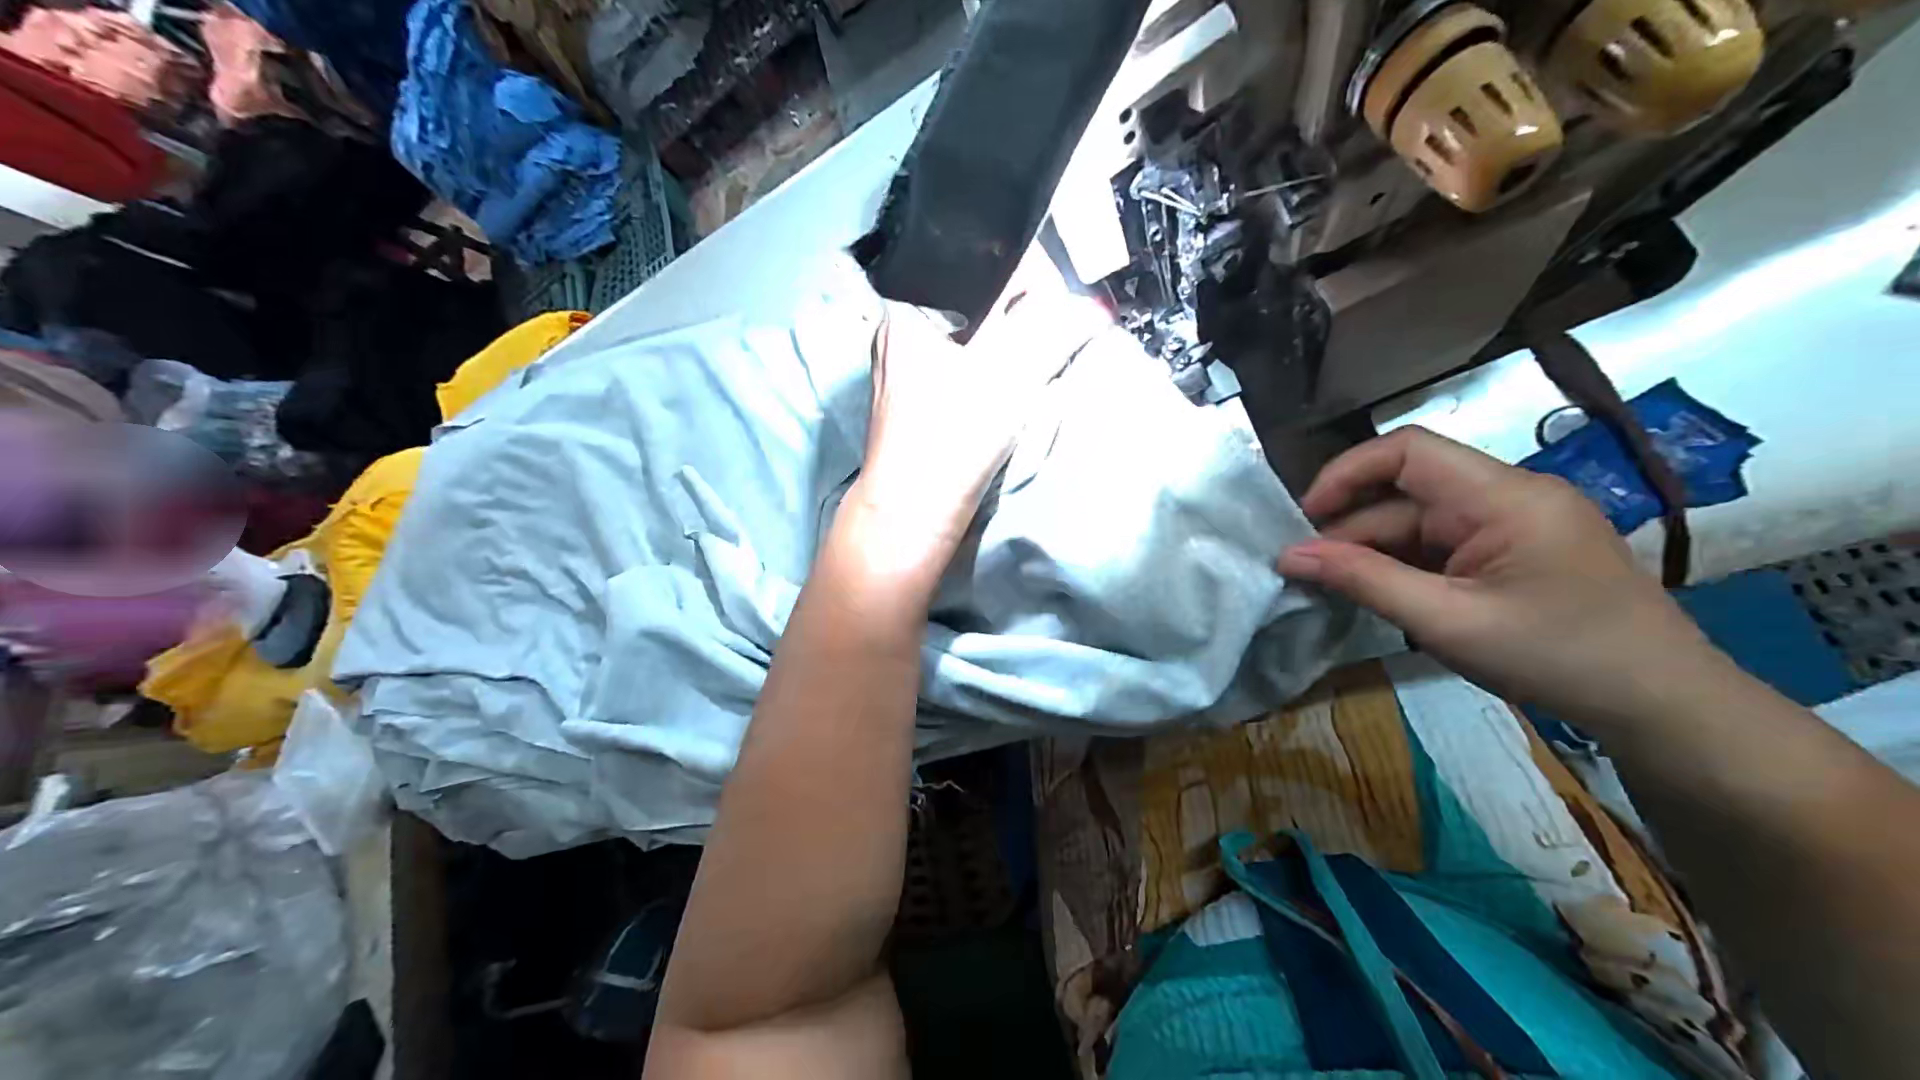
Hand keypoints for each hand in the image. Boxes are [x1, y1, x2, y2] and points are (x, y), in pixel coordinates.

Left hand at [847, 267, 1111, 574]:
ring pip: (977, 337)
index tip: (1068, 305)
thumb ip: (1055, 332)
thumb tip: (1098, 307)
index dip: (1034, 278)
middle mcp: (900, 330)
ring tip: (1042, 364)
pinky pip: (967, 367)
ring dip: (1015, 346)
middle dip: (1028, 316)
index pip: (982, 268)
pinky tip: (1014, 390)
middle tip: (1062, 335)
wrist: (911, 515)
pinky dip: (996, 371)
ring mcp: (907, 368)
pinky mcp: (919, 401)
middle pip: (981, 303)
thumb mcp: (1010, 375)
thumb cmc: (951, 439)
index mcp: (908, 307)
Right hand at [1279, 427, 1728, 731]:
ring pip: (1419, 521)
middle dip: (1353, 526)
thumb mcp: (1447, 622)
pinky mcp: (1514, 551)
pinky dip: (1402, 565)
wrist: (1664, 707)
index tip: (1305, 518)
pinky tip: (1377, 592)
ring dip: (1374, 550)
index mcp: (1505, 497)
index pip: (1408, 450)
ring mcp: (1513, 524)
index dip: (1346, 473)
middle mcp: (1509, 496)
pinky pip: (1441, 544)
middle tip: (1306, 569)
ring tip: (1333, 587)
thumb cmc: (1558, 658)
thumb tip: (1289, 556)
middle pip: (1408, 491)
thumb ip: (1364, 581)